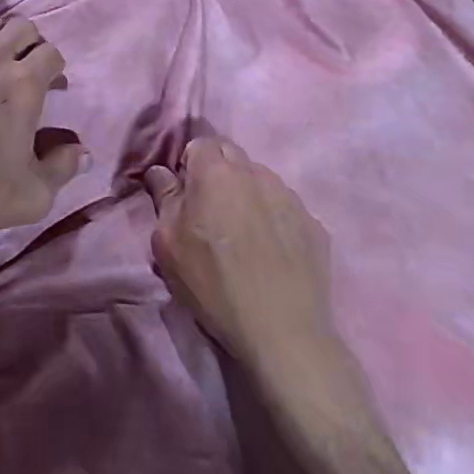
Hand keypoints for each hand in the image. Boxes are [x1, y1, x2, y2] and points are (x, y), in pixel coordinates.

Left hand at [0, 16, 85, 242]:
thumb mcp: (33, 195)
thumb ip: (64, 168)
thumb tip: (83, 153)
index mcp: (24, 84)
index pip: (51, 52)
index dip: (57, 69)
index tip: (53, 89)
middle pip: (23, 27)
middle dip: (33, 45)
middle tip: (29, 73)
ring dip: (2, 39)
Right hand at [144, 138, 334, 363]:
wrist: (282, 330)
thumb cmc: (213, 284)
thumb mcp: (168, 245)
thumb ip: (163, 198)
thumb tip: (159, 171)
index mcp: (216, 173)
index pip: (200, 143)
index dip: (189, 164)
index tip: (185, 194)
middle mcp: (255, 173)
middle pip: (232, 154)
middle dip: (218, 171)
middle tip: (210, 210)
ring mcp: (290, 196)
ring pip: (261, 178)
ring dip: (247, 193)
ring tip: (243, 233)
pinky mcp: (313, 222)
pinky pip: (285, 207)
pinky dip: (274, 217)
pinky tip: (271, 251)